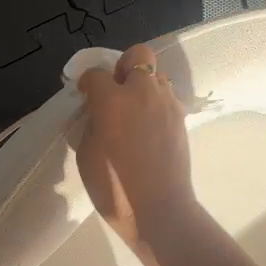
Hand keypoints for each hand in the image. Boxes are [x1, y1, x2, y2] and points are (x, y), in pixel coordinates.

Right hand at [76, 43, 196, 250]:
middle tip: (116, 91)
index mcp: (112, 100)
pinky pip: (167, 96)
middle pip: (137, 56)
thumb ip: (90, 124)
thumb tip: (96, 112)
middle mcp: (142, 92)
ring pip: (156, 74)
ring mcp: (166, 102)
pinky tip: (148, 126)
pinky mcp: (181, 117)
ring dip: (143, 85)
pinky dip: (156, 102)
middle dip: (124, 66)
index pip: (95, 74)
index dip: (87, 82)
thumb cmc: (114, 188)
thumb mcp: (86, 155)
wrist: (159, 209)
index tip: (85, 95)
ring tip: (134, 110)